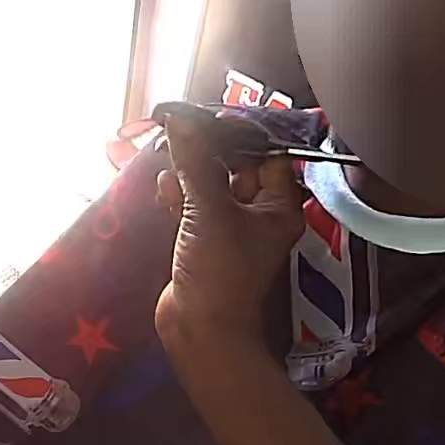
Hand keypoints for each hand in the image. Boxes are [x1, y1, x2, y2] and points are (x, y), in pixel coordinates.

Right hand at [154, 117, 304, 346]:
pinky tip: (164, 188)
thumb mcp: (209, 211)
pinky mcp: (205, 242)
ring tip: (170, 157)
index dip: (241, 133)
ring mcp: (231, 230)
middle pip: (238, 167)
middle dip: (210, 150)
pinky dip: (181, 196)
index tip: (210, 116)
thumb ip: (195, 163)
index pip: (267, 155)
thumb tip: (180, 120)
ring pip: (212, 187)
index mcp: (279, 207)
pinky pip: (195, 208)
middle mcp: (260, 216)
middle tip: (184, 131)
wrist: (200, 328)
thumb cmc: (219, 272)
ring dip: (191, 172)